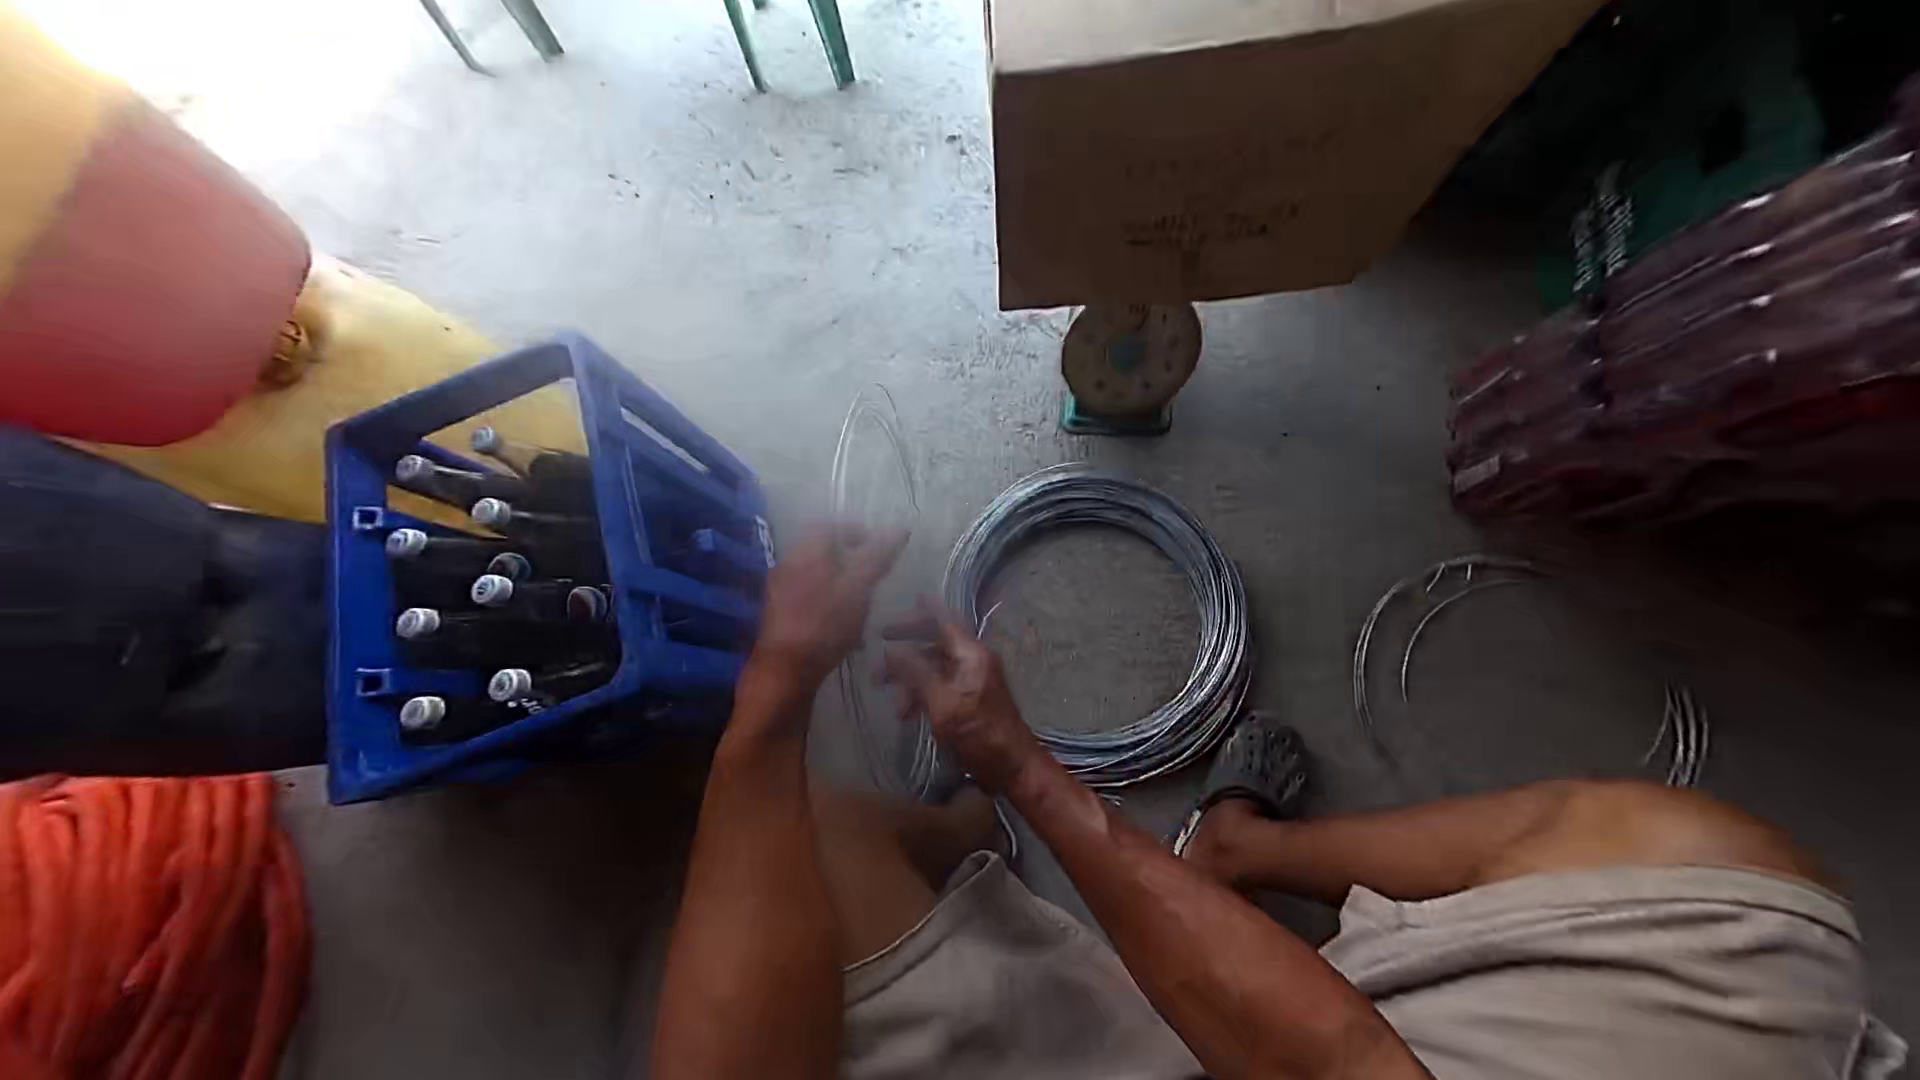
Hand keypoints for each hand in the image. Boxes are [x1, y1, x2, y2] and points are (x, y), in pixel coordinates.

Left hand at [747, 525, 905, 690]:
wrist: (784, 673)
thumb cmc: (823, 625)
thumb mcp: (857, 587)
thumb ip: (877, 556)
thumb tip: (900, 528)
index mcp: (804, 552)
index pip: (829, 525)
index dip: (857, 530)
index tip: (880, 545)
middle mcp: (788, 565)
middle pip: (823, 551)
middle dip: (852, 559)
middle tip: (876, 575)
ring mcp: (781, 591)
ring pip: (819, 576)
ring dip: (844, 583)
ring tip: (865, 603)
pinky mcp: (782, 616)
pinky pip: (811, 598)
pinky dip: (832, 603)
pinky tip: (847, 626)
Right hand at [879, 599, 1044, 792]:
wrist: (1012, 768)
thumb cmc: (979, 733)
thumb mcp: (942, 703)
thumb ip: (915, 673)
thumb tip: (890, 650)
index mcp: (971, 654)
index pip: (942, 621)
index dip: (917, 614)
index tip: (890, 616)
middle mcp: (973, 660)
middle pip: (933, 646)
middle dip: (904, 657)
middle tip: (877, 670)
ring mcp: (973, 680)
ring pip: (934, 669)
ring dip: (911, 683)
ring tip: (896, 707)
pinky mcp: (970, 699)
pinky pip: (941, 687)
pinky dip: (923, 695)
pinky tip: (909, 714)